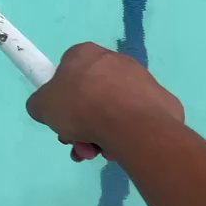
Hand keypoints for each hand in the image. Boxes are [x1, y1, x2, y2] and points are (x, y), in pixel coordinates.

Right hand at [28, 43, 185, 161]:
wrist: (133, 128)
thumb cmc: (82, 108)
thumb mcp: (41, 106)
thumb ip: (40, 104)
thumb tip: (48, 110)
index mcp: (85, 54)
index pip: (67, 71)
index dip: (61, 96)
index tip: (61, 116)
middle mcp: (116, 60)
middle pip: (91, 92)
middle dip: (82, 120)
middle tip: (78, 141)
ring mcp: (144, 80)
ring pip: (114, 107)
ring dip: (102, 130)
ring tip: (100, 151)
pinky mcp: (164, 101)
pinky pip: (138, 117)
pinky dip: (128, 132)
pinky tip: (121, 147)